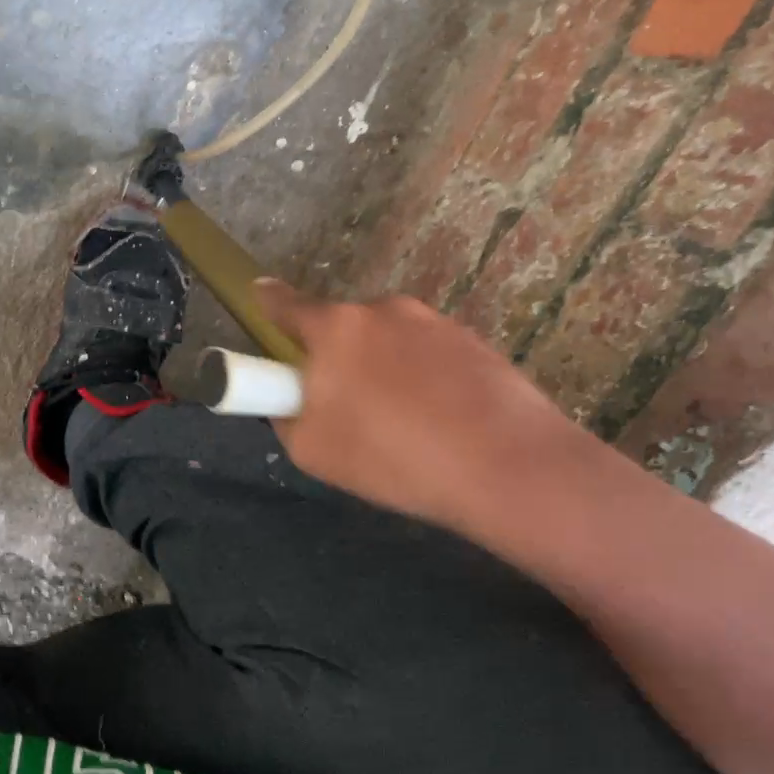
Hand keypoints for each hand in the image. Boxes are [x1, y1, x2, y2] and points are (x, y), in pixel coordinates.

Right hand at [256, 281, 588, 529]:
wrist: (513, 470)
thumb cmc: (393, 456)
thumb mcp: (309, 448)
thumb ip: (285, 413)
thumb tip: (292, 400)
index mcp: (334, 326)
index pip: (282, 302)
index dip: (265, 307)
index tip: (260, 310)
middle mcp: (382, 310)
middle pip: (337, 326)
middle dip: (331, 356)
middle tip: (341, 406)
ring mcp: (434, 323)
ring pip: (385, 341)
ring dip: (379, 369)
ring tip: (399, 424)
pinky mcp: (475, 343)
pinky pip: (426, 356)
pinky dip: (420, 380)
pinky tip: (436, 424)